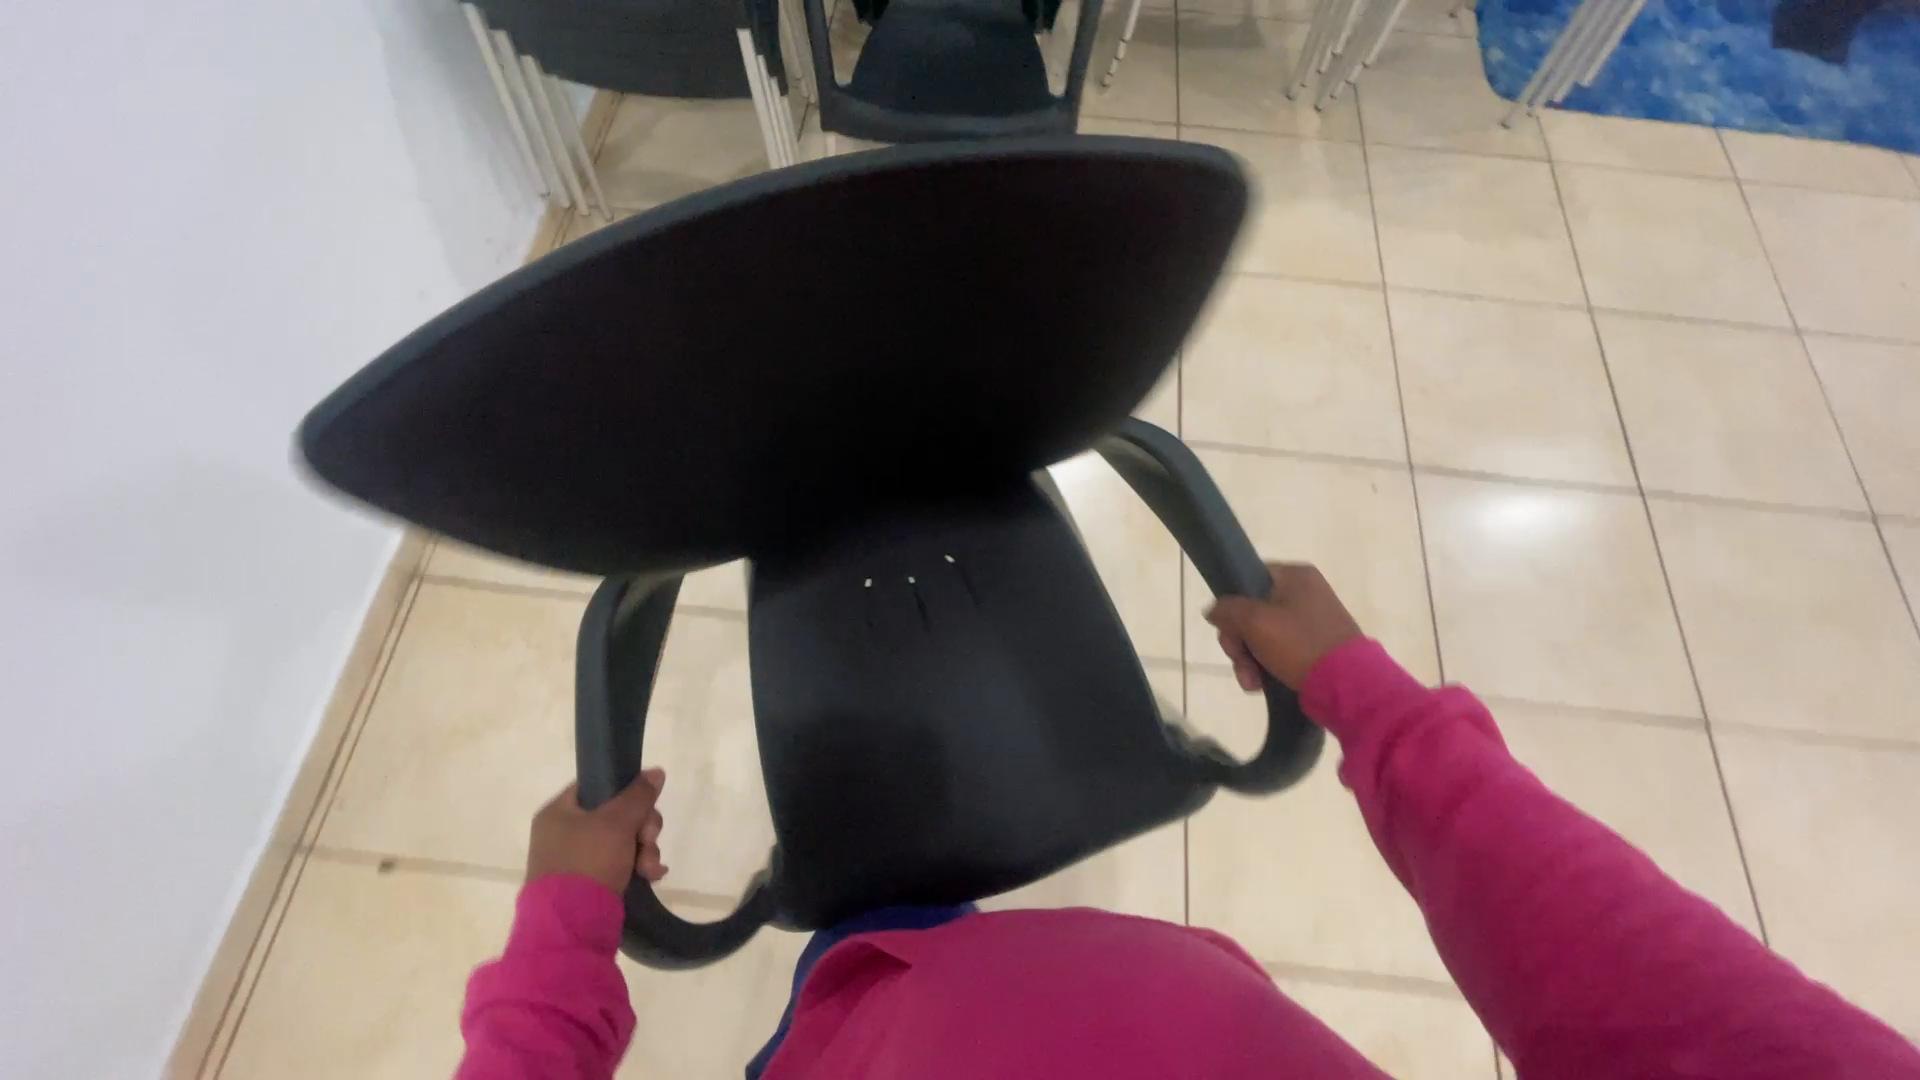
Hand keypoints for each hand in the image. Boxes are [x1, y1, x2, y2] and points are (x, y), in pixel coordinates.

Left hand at [526, 770, 667, 895]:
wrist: (572, 928)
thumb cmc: (589, 863)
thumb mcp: (617, 822)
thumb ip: (638, 795)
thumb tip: (656, 772)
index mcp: (558, 812)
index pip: (596, 784)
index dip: (625, 789)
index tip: (645, 802)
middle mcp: (563, 833)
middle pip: (616, 813)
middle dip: (642, 827)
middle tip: (649, 839)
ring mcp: (575, 859)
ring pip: (623, 839)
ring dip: (645, 850)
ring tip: (651, 867)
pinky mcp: (588, 882)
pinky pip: (620, 862)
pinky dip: (637, 866)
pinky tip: (652, 875)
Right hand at [1205, 562, 1362, 691]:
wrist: (1348, 686)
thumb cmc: (1300, 645)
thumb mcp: (1255, 622)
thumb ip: (1227, 610)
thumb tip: (1213, 610)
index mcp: (1295, 576)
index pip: (1246, 579)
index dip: (1231, 606)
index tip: (1228, 631)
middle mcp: (1305, 592)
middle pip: (1251, 611)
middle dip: (1239, 643)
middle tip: (1241, 664)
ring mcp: (1311, 619)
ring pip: (1261, 634)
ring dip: (1249, 659)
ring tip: (1252, 683)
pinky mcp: (1314, 644)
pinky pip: (1278, 648)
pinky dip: (1266, 665)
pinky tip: (1261, 684)